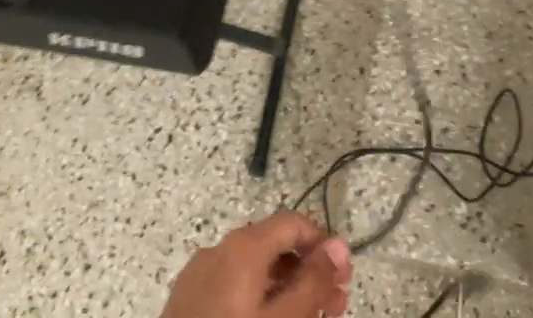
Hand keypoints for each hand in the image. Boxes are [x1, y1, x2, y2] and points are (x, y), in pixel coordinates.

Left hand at [161, 213, 351, 317]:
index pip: (294, 223)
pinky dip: (259, 299)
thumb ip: (314, 280)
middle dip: (310, 273)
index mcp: (243, 245)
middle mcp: (219, 249)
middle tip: (335, 306)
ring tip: (310, 317)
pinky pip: (233, 287)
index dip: (324, 246)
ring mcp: (200, 275)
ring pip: (255, 271)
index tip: (344, 278)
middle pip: (275, 248)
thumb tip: (338, 245)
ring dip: (287, 289)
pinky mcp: (188, 300)